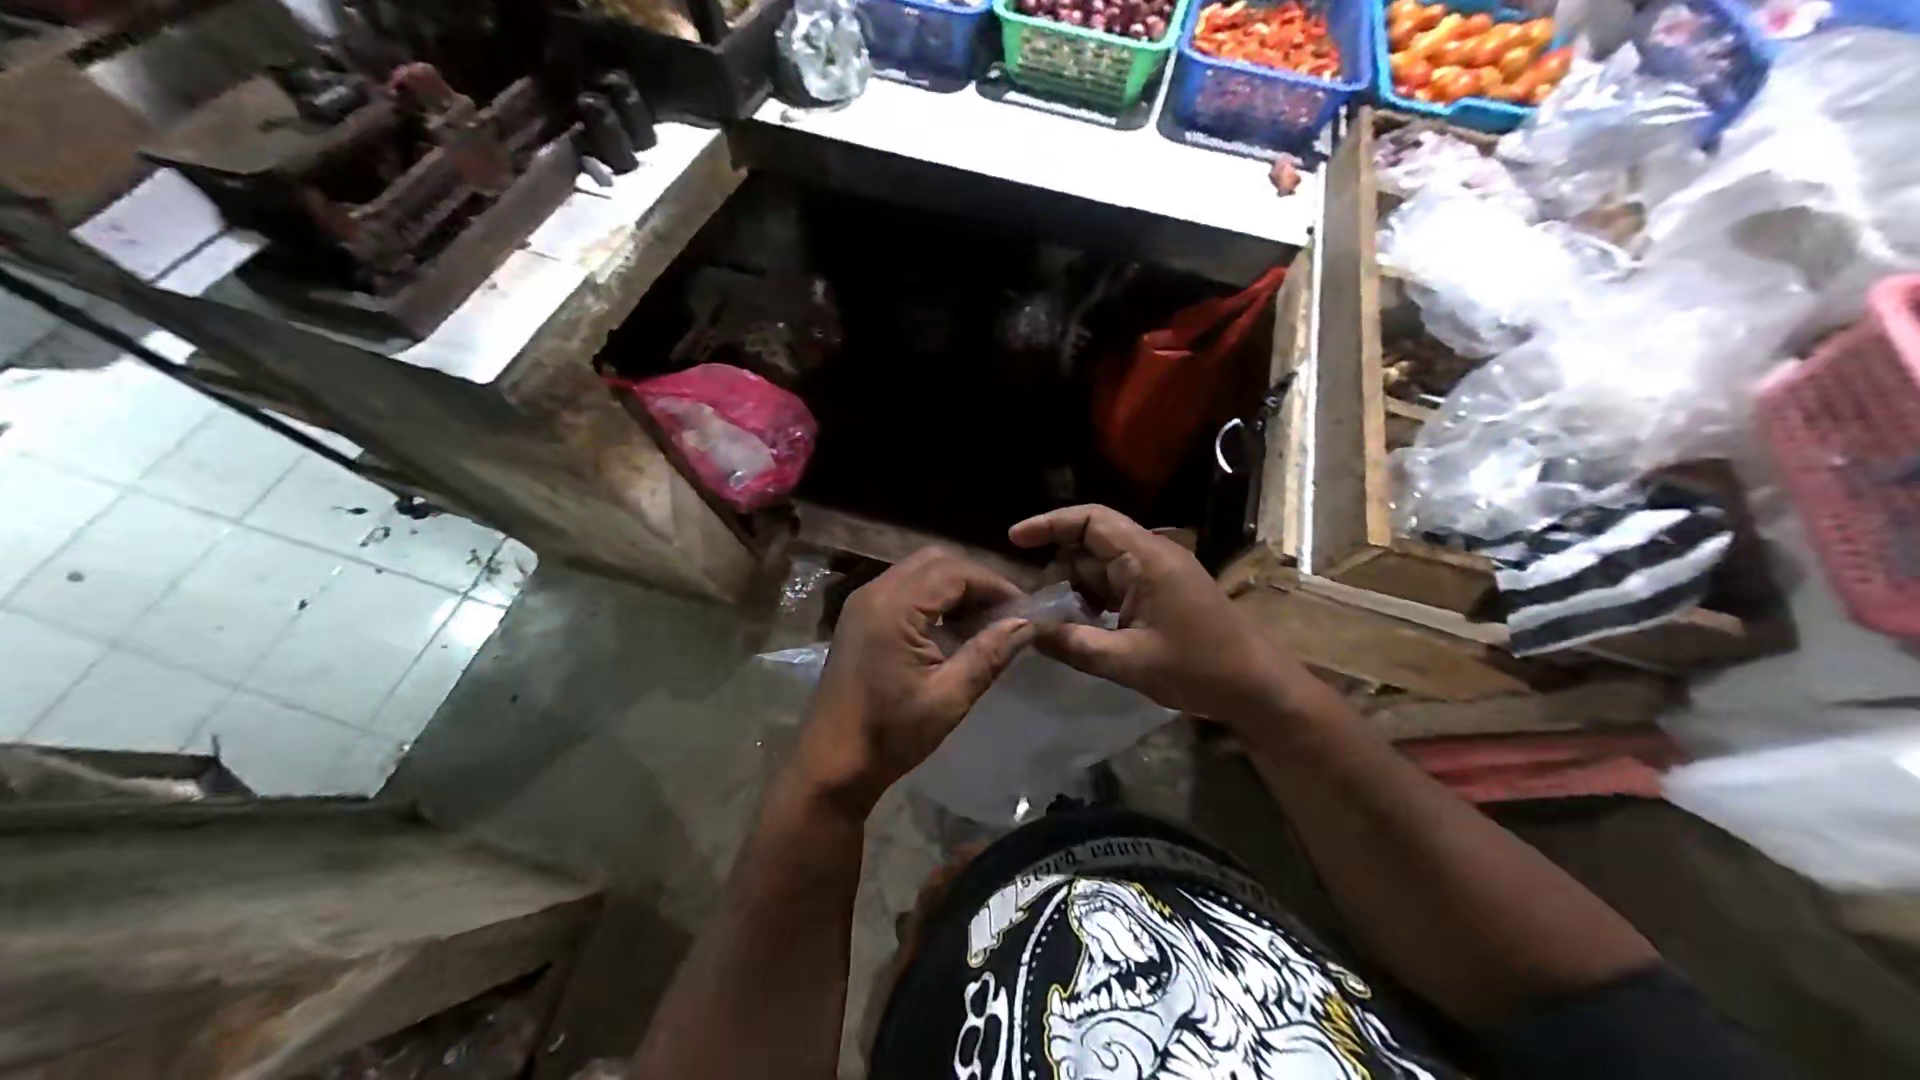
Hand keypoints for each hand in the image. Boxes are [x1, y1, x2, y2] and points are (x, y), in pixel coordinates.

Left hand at [795, 549, 1036, 814]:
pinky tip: (952, 628)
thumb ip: (989, 653)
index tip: (1023, 610)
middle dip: (975, 580)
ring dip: (954, 587)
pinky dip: (932, 597)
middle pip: (935, 561)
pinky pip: (903, 588)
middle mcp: (874, 592)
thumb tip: (1027, 623)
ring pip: (918, 571)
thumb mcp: (949, 697)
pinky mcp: (859, 617)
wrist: (831, 763)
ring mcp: (862, 602)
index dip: (994, 585)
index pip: (954, 572)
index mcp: (893, 608)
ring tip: (984, 620)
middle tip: (1005, 612)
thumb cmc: (890, 734)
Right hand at [1008, 505, 1323, 724]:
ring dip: (1074, 591)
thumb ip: (1074, 645)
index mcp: (1147, 558)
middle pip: (1089, 546)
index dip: (1050, 524)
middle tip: (1032, 606)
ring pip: (1098, 569)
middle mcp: (1150, 556)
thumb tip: (1027, 633)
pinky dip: (1092, 603)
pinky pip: (1114, 587)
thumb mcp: (1129, 662)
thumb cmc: (1199, 669)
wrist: (1257, 688)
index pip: (1091, 520)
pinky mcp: (1159, 594)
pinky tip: (1080, 629)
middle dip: (1057, 571)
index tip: (1014, 539)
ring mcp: (1156, 575)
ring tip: (1052, 624)